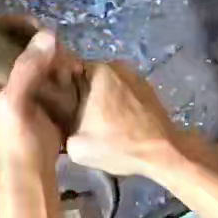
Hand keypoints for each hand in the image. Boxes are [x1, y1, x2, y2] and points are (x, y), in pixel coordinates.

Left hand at [0, 25, 81, 171]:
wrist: (32, 171)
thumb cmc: (14, 138)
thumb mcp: (16, 101)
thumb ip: (28, 68)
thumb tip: (48, 35)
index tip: (22, 21)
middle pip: (4, 46)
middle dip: (26, 37)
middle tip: (47, 33)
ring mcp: (13, 88)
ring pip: (25, 58)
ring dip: (42, 51)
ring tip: (59, 48)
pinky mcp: (33, 97)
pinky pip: (41, 72)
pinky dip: (52, 65)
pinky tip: (65, 62)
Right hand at [64, 62, 187, 178]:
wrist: (163, 152)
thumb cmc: (119, 145)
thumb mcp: (76, 146)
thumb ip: (60, 128)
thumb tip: (58, 124)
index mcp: (98, 71)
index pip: (65, 70)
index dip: (56, 88)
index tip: (53, 105)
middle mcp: (117, 65)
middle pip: (86, 77)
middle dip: (78, 93)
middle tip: (71, 116)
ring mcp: (135, 75)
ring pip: (105, 84)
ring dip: (98, 98)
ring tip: (93, 120)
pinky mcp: (147, 88)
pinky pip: (122, 90)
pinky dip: (115, 101)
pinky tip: (114, 120)